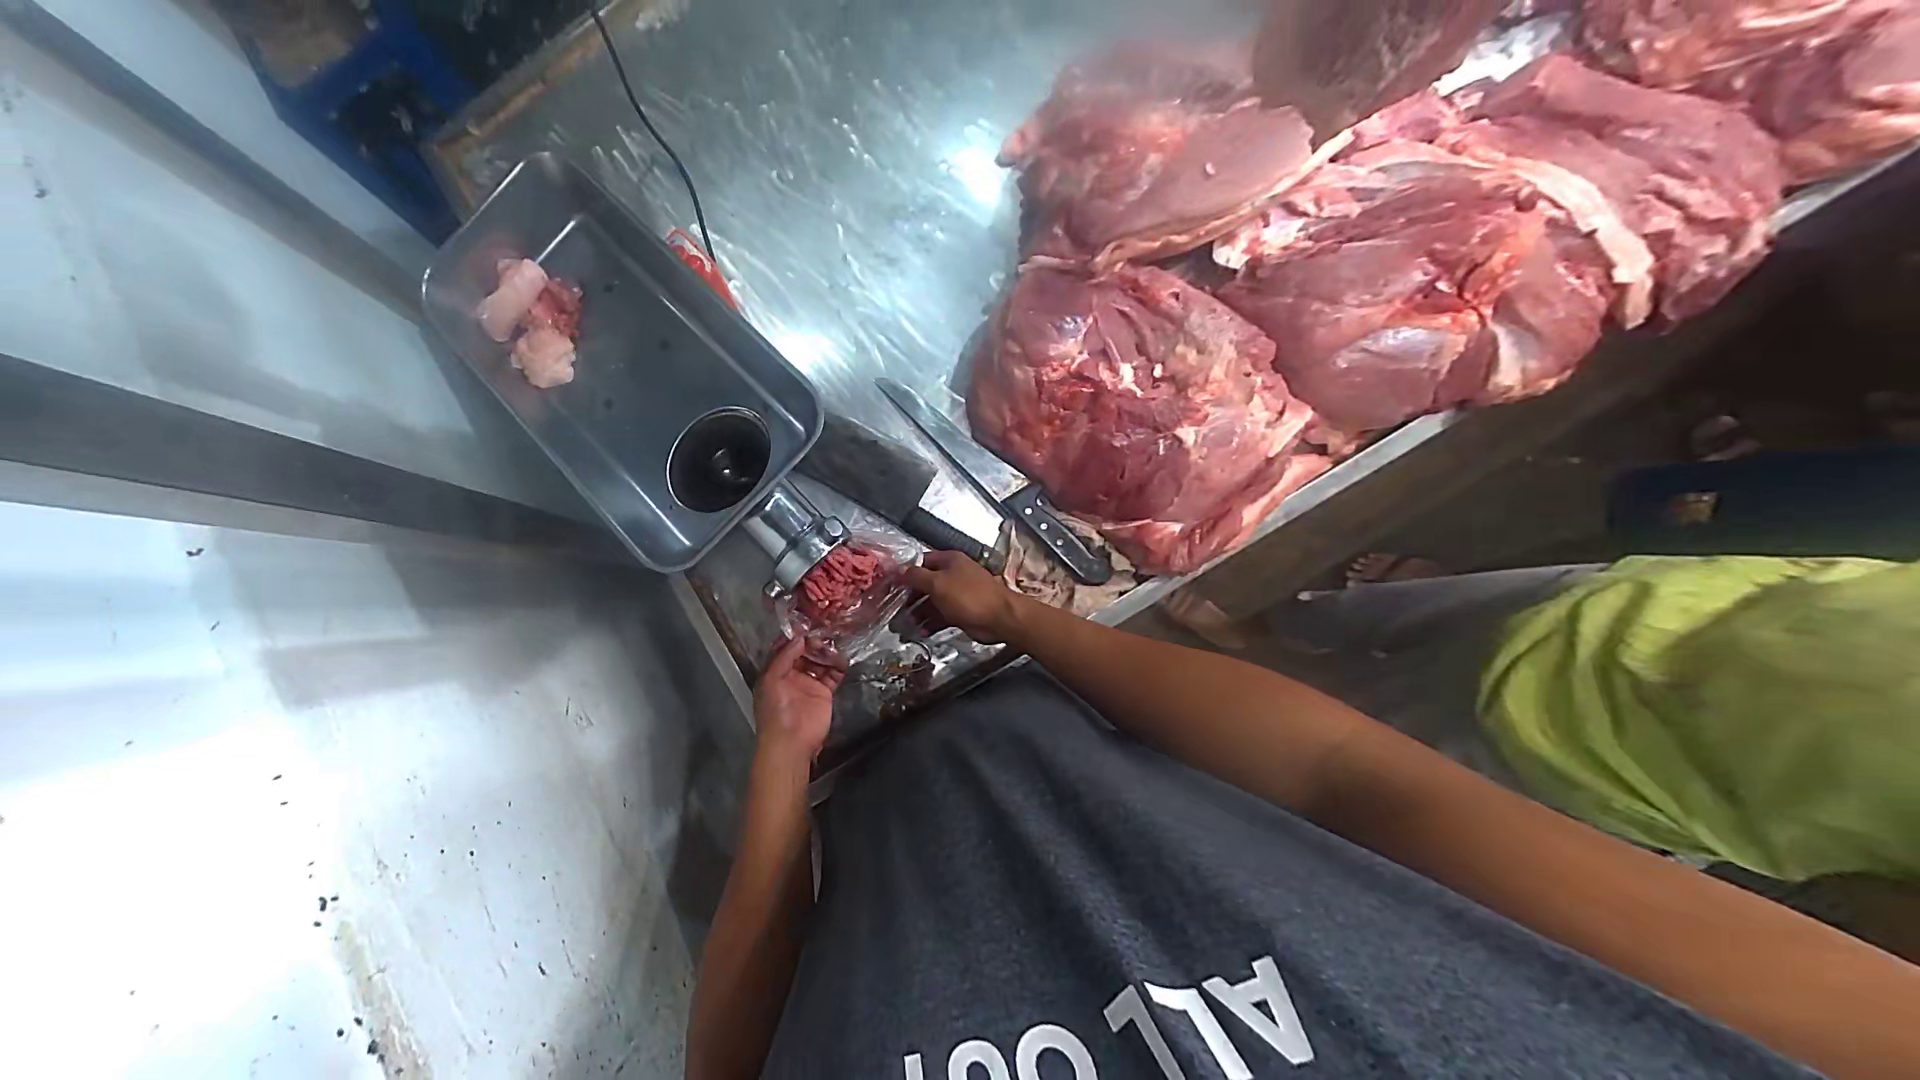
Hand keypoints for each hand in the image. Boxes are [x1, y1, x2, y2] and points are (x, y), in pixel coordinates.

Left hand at [753, 636, 842, 767]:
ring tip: (835, 643)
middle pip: (804, 653)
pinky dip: (838, 666)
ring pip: (819, 662)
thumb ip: (784, 657)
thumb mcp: (772, 680)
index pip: (785, 649)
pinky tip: (843, 659)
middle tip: (825, 633)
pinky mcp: (824, 693)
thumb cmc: (776, 710)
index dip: (795, 637)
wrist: (791, 742)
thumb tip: (798, 638)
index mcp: (775, 672)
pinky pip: (833, 675)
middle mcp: (792, 675)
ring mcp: (809, 684)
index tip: (807, 624)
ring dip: (826, 652)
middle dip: (813, 643)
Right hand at [901, 550, 1029, 644]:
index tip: (890, 584)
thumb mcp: (937, 583)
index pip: (922, 562)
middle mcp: (953, 575)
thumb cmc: (967, 596)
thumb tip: (901, 572)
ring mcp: (958, 594)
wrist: (999, 618)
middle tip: (894, 609)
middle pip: (925, 583)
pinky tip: (920, 632)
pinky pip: (941, 615)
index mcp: (949, 561)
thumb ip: (916, 576)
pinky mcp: (961, 612)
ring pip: (932, 602)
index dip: (906, 572)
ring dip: (918, 612)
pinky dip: (930, 623)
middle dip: (910, 596)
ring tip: (904, 625)